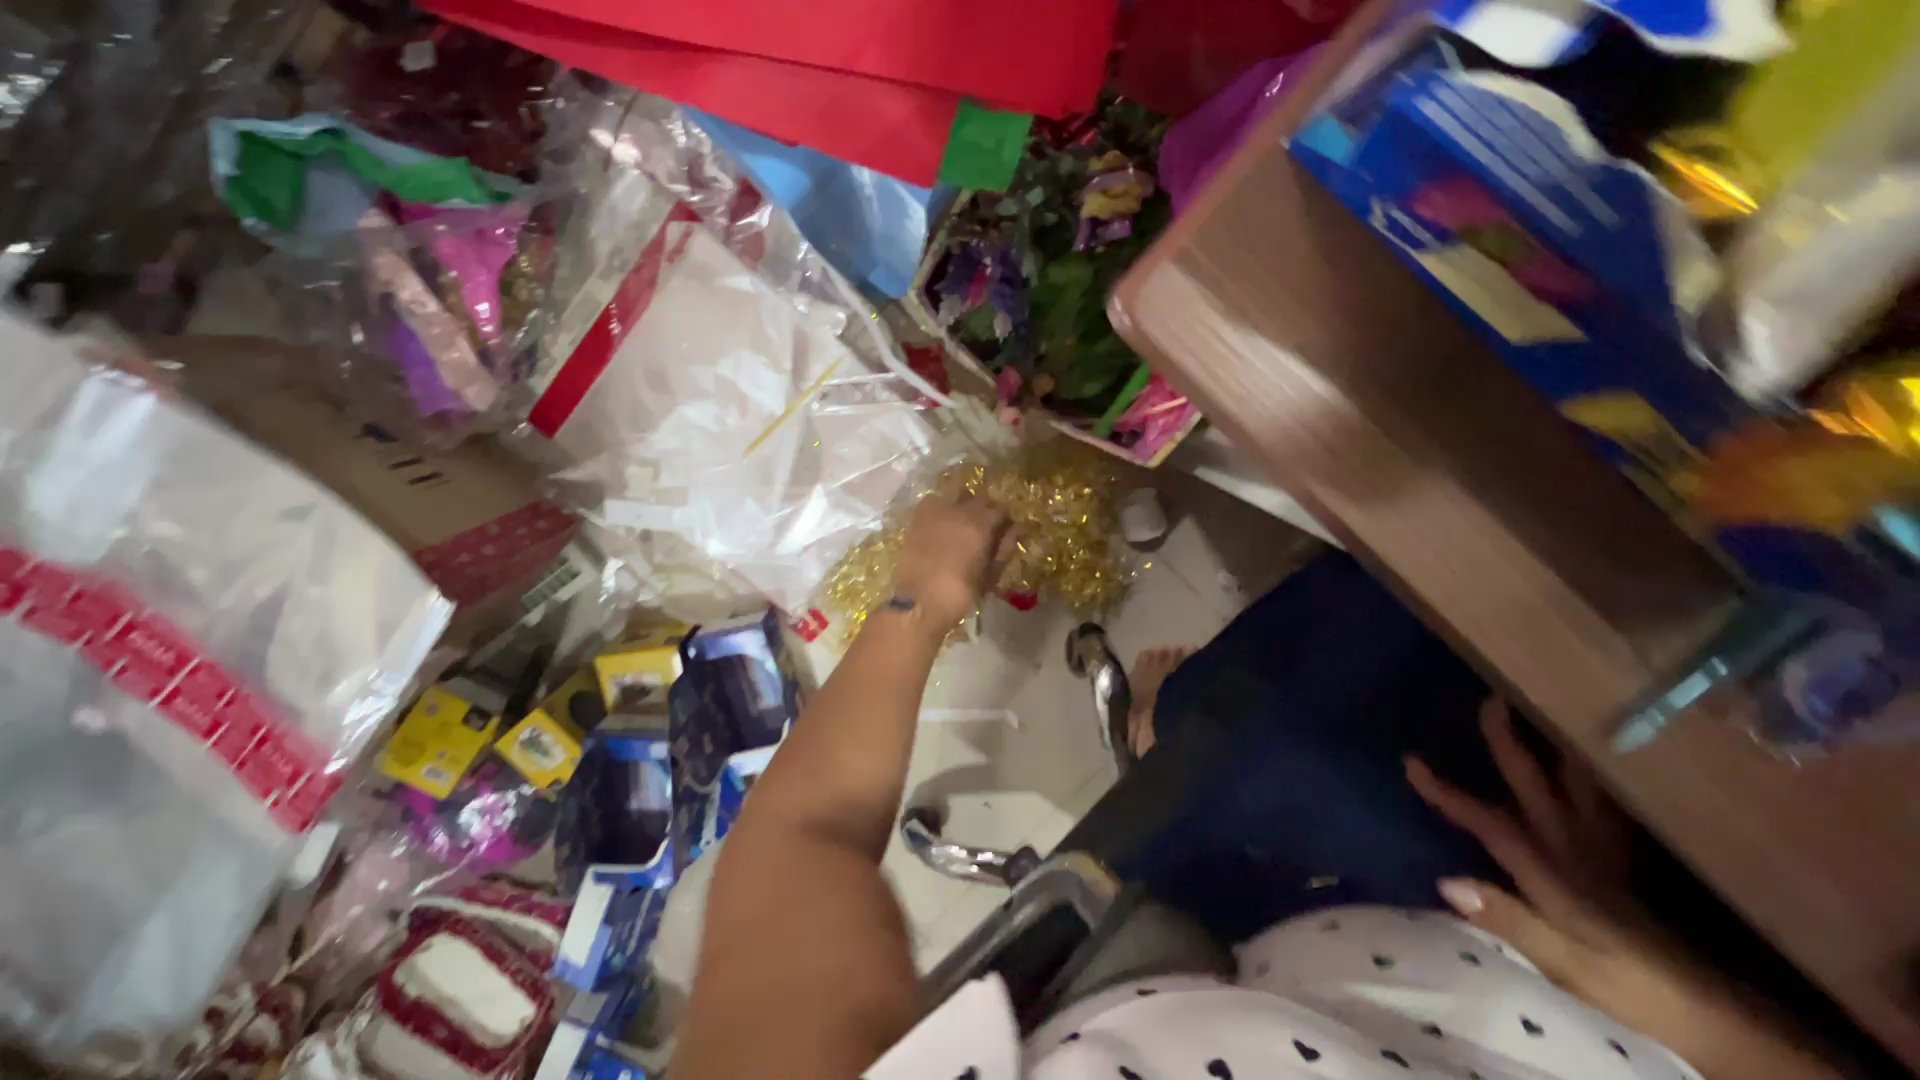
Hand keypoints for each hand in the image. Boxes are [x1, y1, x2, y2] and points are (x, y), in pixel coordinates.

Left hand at [891, 493, 1011, 626]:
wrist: (918, 602)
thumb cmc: (959, 594)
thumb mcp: (990, 575)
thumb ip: (1004, 548)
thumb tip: (1016, 529)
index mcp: (980, 524)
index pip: (1000, 509)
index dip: (1005, 518)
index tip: (1006, 529)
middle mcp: (958, 510)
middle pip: (979, 496)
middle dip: (985, 507)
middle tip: (985, 525)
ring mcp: (934, 511)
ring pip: (954, 491)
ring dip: (962, 500)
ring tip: (962, 518)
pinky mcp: (916, 518)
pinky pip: (932, 500)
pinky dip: (940, 505)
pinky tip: (941, 521)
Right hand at [1407, 699, 1842, 1079]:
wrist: (1713, 1017)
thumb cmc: (1633, 991)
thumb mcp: (1564, 963)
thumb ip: (1509, 920)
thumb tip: (1445, 880)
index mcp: (1556, 876)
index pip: (1492, 825)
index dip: (1450, 795)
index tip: (1412, 762)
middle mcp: (1578, 856)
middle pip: (1538, 790)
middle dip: (1512, 746)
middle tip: (1493, 699)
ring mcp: (1603, 861)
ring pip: (1578, 793)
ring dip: (1559, 754)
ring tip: (1552, 718)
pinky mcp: (1621, 873)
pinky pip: (1604, 814)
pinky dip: (1593, 785)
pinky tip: (1591, 777)